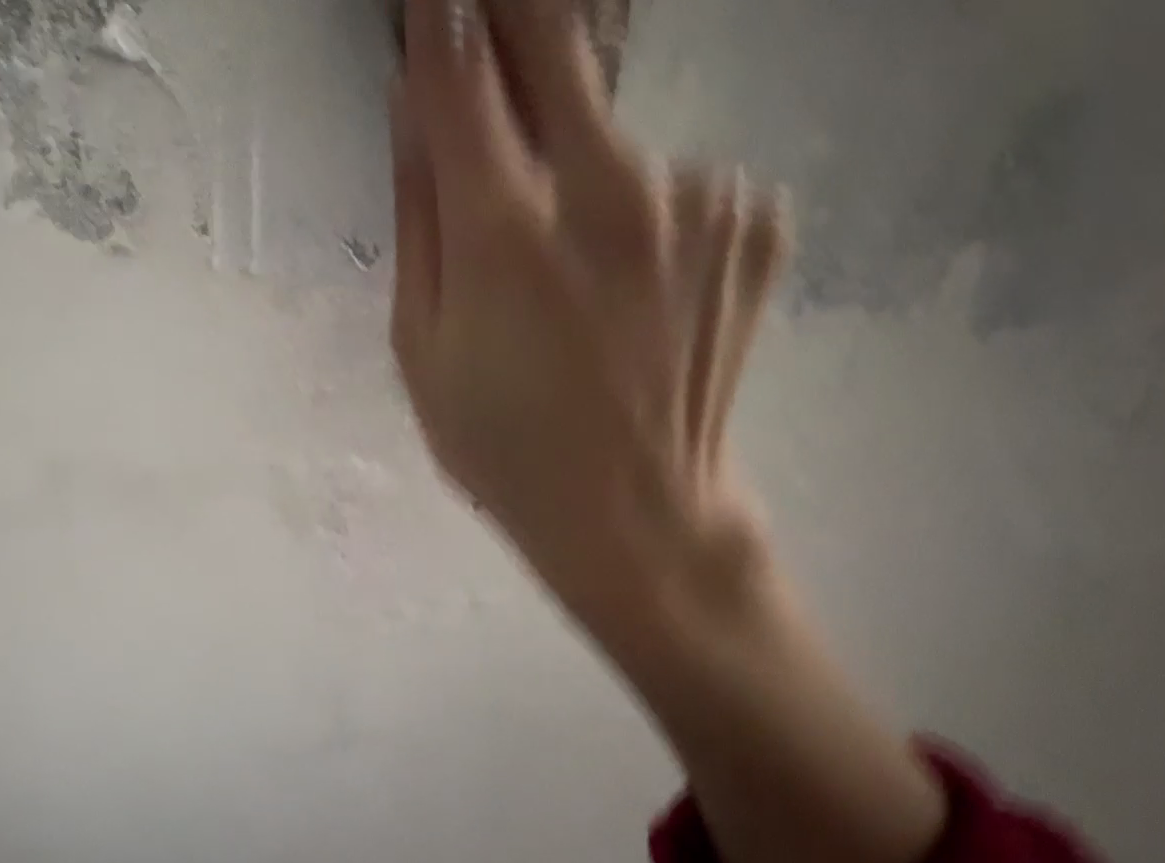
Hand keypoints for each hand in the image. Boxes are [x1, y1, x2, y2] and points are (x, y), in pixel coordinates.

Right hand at [390, 0, 790, 630]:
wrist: (636, 511)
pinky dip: (646, 209)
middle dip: (516, 15)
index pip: (460, 76)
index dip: (437, 22)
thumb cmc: (501, 446)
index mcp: (508, 232)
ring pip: (618, 129)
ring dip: (581, 152)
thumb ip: (417, 220)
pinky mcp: (753, 221)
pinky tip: (634, 284)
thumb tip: (411, 117)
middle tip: (492, 11)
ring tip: (569, 255)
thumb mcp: (419, 350)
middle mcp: (611, 190)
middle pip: (559, 45)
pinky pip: (678, 181)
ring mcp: (699, 198)